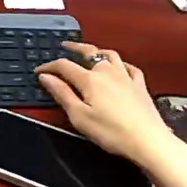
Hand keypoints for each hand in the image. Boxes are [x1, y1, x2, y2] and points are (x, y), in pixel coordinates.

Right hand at [36, 42, 186, 170]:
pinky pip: (130, 68)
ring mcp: (126, 77)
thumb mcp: (79, 116)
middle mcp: (107, 72)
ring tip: (91, 51)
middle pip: (89, 52)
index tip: (39, 71)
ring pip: (111, 55)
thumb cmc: (111, 132)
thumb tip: (46, 77)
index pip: (64, 66)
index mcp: (90, 80)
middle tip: (65, 45)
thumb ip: (62, 94)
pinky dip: (122, 64)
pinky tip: (120, 66)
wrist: (147, 140)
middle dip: (74, 48)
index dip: (49, 67)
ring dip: (98, 51)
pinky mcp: (140, 86)